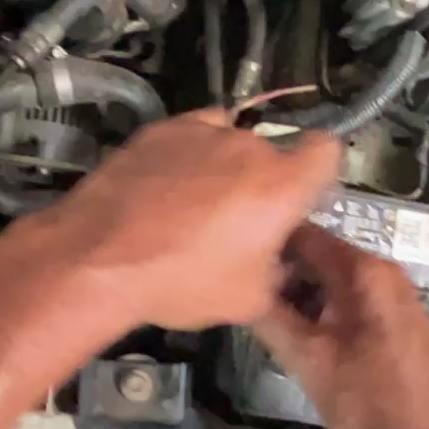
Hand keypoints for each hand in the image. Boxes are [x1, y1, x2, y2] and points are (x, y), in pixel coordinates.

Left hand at [0, 111, 339, 332]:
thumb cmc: (181, 281)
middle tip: (237, 219)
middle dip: (261, 181)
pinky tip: (167, 184)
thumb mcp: (247, 300)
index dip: (319, 171)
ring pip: (230, 143)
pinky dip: (189, 154)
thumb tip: (273, 261)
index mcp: (282, 185)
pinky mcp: (162, 128)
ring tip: (191, 206)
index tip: (302, 194)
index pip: (328, 150)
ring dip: (223, 168)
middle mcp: (249, 147)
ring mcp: (202, 132)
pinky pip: (193, 136)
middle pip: (271, 154)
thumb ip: (276, 272)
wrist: (100, 257)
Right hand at [250, 226, 428, 428]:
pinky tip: (300, 339)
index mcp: (361, 269)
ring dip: (298, 296)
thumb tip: (238, 290)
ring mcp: (391, 293)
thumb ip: (269, 318)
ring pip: (330, 278)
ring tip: (268, 325)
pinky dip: (320, 310)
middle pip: (316, 254)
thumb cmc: (372, 400)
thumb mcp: (308, 361)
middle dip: (280, 276)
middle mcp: (379, 269)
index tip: (234, 272)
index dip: (264, 247)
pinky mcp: (394, 316)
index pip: (301, 233)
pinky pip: (347, 297)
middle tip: (248, 306)